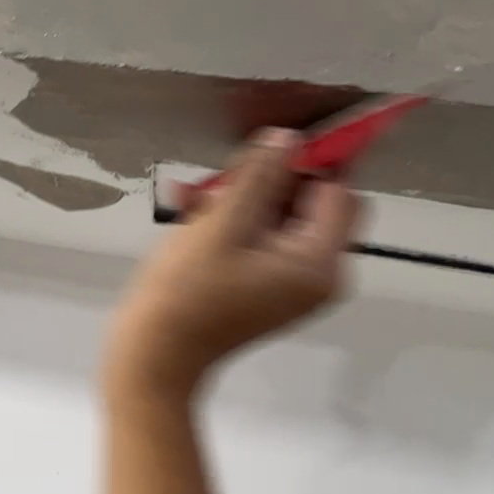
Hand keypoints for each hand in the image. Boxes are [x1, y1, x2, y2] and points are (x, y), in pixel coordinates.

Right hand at [107, 129, 364, 402]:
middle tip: (216, 185)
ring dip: (239, 201)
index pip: (339, 192)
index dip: (304, 166)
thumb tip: (290, 138)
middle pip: (310, 204)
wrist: (155, 355)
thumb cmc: (187, 289)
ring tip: (192, 200)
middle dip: (264, 184)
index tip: (257, 160)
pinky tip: (191, 215)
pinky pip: (260, 240)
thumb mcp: (223, 222)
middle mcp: (318, 274)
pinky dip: (231, 224)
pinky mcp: (264, 289)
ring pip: (279, 218)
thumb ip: (261, 176)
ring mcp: (290, 285)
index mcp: (319, 262)